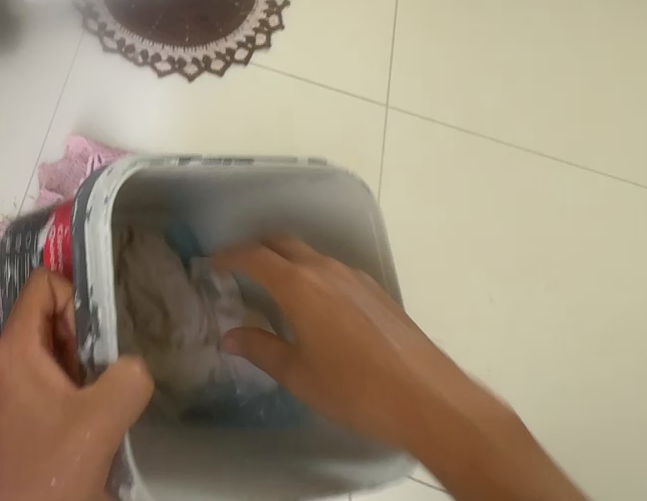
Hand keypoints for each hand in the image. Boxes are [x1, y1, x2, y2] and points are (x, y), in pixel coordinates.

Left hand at [0, 269, 153, 500]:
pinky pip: (34, 377)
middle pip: (42, 316)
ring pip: (41, 349)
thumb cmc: (54, 470)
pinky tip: (77, 419)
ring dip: (72, 364)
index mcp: (14, 347)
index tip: (95, 337)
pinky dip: (59, 385)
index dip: (74, 297)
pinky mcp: (3, 414)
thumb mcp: (102, 421)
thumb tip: (134, 365)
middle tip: (98, 373)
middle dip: (77, 335)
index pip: (41, 284)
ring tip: (91, 399)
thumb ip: (128, 377)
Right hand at [214, 237, 584, 500]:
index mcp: (299, 285)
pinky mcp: (376, 292)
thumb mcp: (300, 376)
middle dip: (256, 249)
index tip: (213, 263)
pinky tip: (316, 304)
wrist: (433, 401)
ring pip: (309, 254)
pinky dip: (311, 273)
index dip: (229, 256)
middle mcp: (324, 270)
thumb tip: (230, 336)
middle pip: (281, 243)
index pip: (253, 256)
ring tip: (274, 286)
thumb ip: (261, 350)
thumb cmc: (357, 391)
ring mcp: (354, 277)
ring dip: (285, 260)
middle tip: (238, 268)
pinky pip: (332, 269)